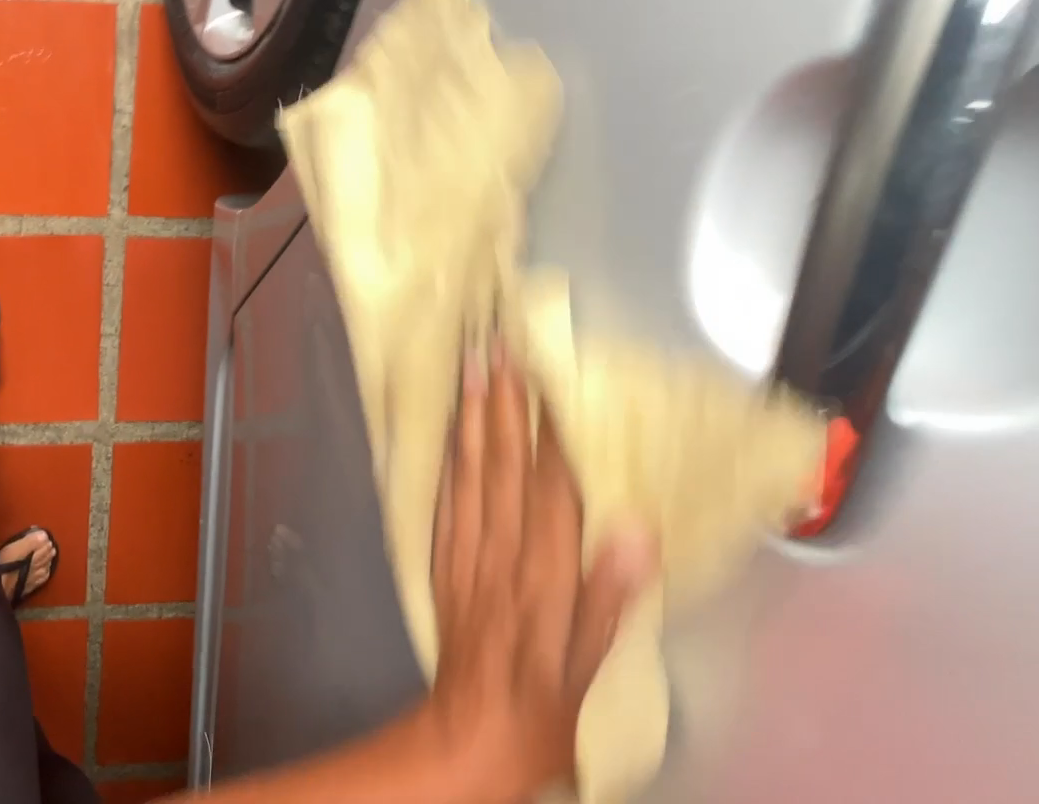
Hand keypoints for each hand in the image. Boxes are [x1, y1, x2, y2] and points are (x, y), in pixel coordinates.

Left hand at [426, 346, 652, 801]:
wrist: (473, 727)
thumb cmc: (545, 701)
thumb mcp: (592, 661)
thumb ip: (610, 594)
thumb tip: (635, 528)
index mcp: (541, 574)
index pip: (549, 490)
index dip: (550, 433)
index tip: (551, 383)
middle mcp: (497, 550)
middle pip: (501, 465)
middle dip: (500, 404)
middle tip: (495, 350)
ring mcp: (463, 549)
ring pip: (468, 470)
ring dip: (470, 417)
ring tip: (469, 370)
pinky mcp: (441, 557)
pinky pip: (443, 496)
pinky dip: (447, 456)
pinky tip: (450, 429)